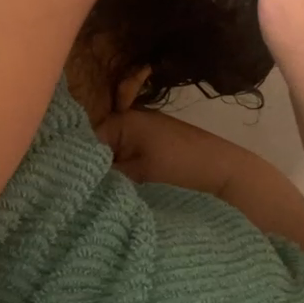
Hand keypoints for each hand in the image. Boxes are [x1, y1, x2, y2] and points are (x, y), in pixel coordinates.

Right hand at [97, 108, 248, 193]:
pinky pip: (129, 148)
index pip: (90, 138)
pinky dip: (127, 162)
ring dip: (114, 164)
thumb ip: (111, 172)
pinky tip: (127, 180)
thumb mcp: (140, 172)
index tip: (82, 179)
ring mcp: (143, 126)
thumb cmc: (179, 165)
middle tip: (94, 185)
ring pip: (116, 147)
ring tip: (110, 185)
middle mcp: (130, 117)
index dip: (85, 158)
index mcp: (123, 119)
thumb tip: (87, 177)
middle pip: (102, 141)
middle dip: (99, 161)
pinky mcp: (153, 137)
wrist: (222, 166)